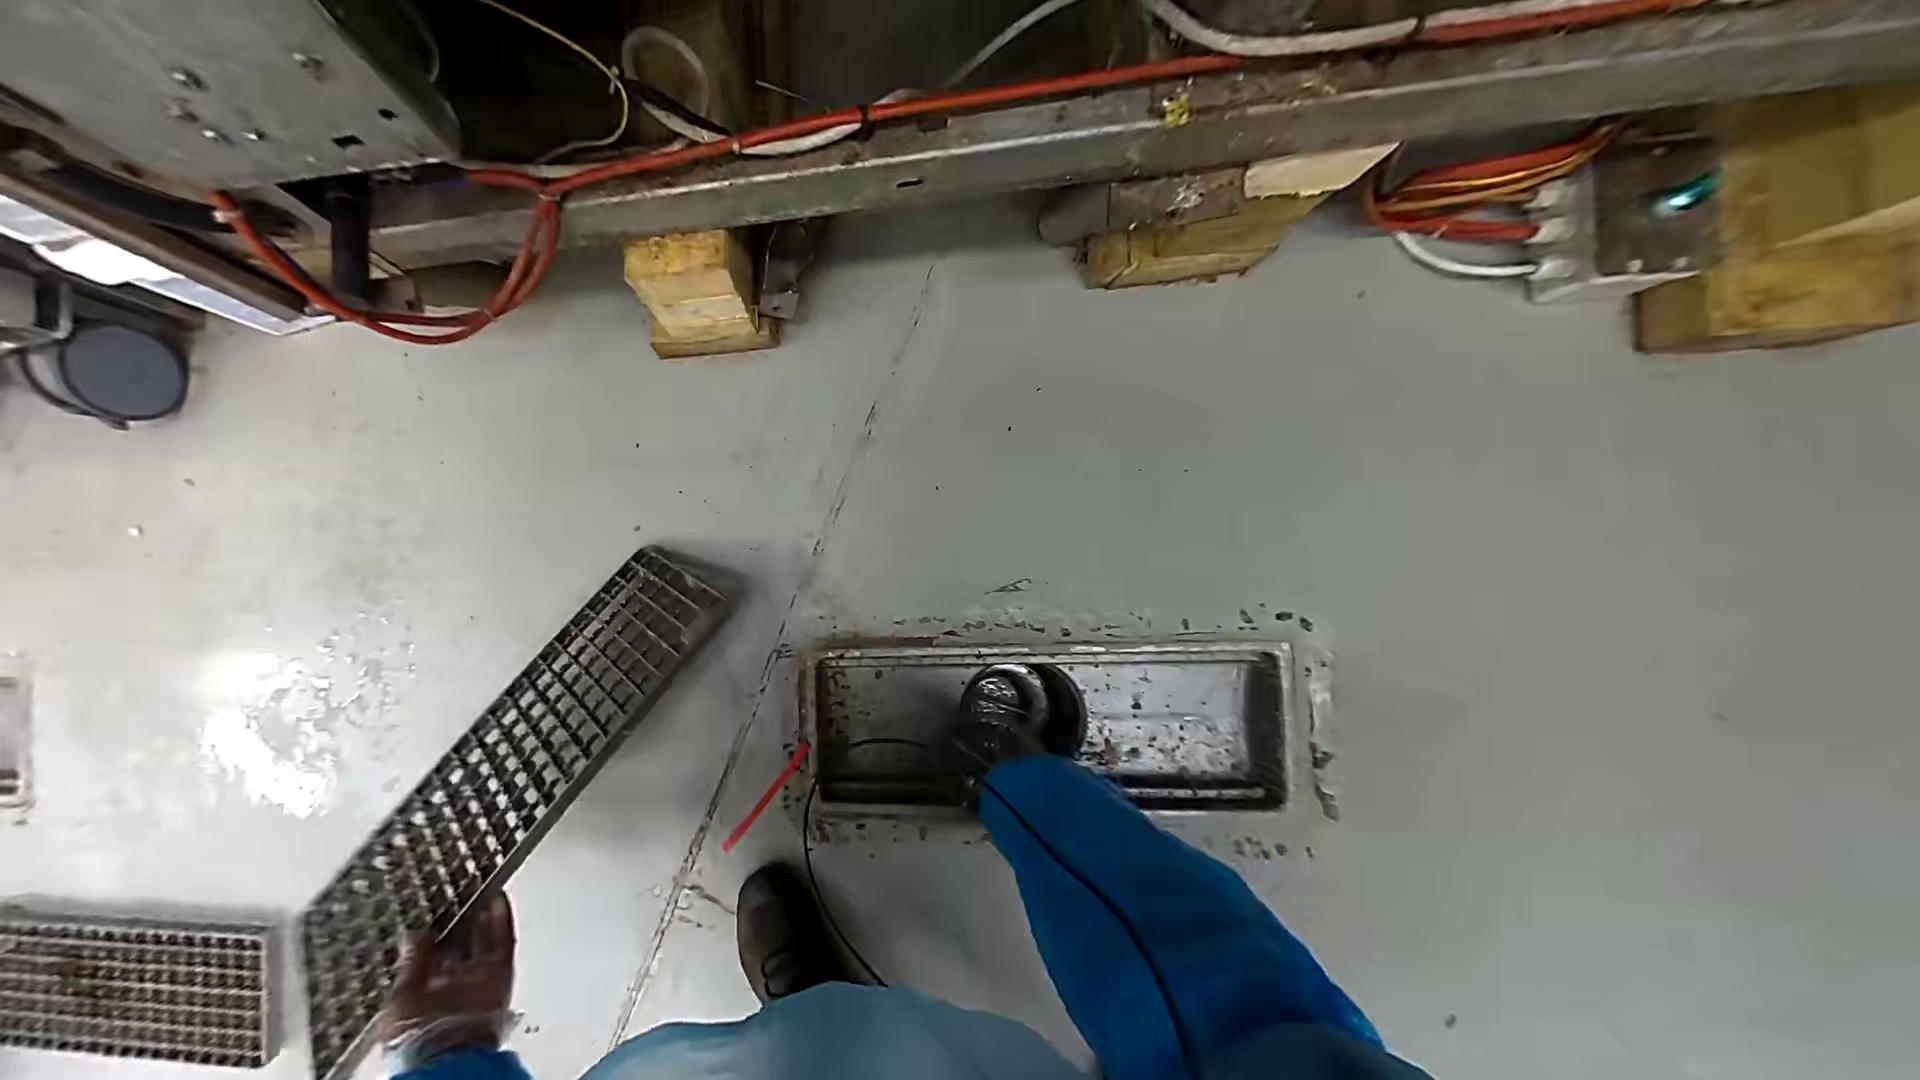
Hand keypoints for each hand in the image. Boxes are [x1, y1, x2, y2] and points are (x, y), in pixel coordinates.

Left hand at [380, 893, 516, 1064]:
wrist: (451, 1051)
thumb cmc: (418, 1038)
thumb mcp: (401, 998)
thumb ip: (410, 965)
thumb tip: (414, 936)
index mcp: (426, 994)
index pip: (430, 957)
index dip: (431, 936)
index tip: (432, 915)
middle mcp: (454, 984)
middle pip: (460, 945)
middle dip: (460, 922)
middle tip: (459, 897)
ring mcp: (479, 976)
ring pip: (484, 938)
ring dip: (483, 915)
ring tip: (480, 889)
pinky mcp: (501, 969)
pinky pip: (504, 939)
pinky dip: (503, 918)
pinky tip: (497, 900)